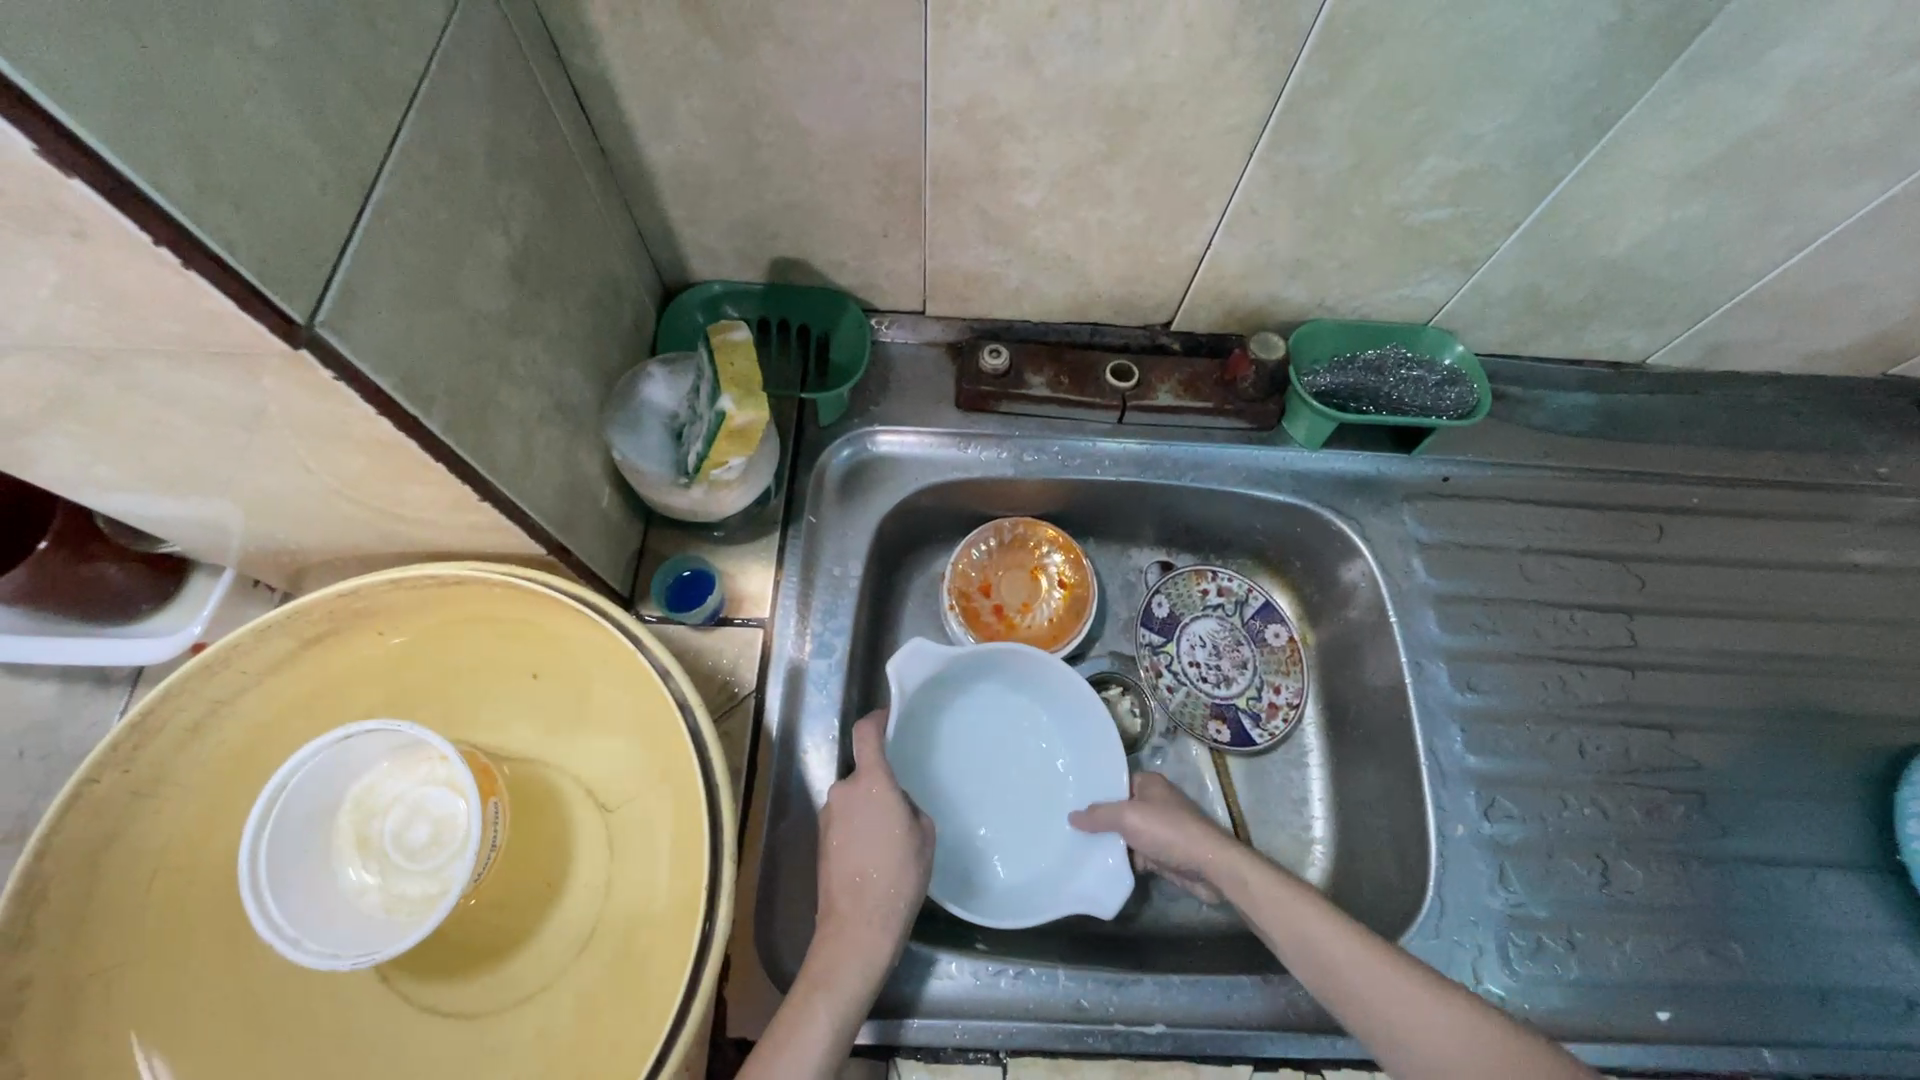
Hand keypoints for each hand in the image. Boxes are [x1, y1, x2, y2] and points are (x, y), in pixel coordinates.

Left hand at [813, 710, 934, 978]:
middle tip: (904, 806)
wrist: (858, 927)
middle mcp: (843, 791)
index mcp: (871, 783)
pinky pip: (845, 818)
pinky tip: (875, 854)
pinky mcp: (821, 839)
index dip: (877, 719)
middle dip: (881, 781)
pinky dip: (859, 827)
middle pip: (863, 771)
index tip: (889, 716)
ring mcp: (828, 815)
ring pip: (854, 797)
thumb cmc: (900, 876)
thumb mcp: (924, 834)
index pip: (866, 734)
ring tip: (891, 838)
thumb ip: (908, 804)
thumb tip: (895, 801)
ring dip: (869, 807)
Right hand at [1069, 771, 1239, 902]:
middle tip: (1064, 824)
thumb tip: (1071, 816)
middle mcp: (1154, 803)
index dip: (1093, 791)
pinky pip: (1133, 854)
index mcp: (1149, 784)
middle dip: (1096, 819)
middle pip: (1118, 809)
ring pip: (1124, 834)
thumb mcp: (1128, 817)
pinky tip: (1096, 865)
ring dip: (1107, 842)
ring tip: (1073, 845)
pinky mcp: (1161, 854)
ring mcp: (1158, 830)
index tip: (1067, 798)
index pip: (1115, 782)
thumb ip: (1099, 815)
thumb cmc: (1169, 831)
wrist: (1209, 866)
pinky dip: (1120, 860)